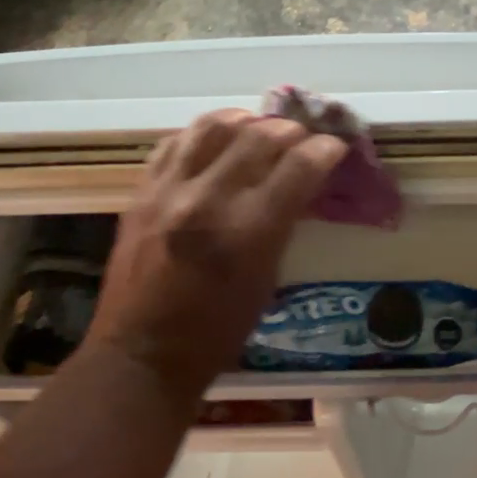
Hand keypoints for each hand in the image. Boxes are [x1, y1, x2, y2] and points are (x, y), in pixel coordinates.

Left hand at [86, 110, 348, 392]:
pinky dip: (202, 135)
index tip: (335, 147)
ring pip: (213, 126)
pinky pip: (175, 142)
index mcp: (248, 230)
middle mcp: (209, 199)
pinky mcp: (141, 192)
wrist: (141, 355)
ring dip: (245, 121)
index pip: (299, 165)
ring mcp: (169, 191)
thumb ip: (283, 223)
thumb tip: (300, 183)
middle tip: (303, 137)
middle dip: (291, 130)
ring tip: (258, 128)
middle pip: (260, 135)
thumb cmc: (217, 331)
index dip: (325, 149)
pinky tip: (215, 143)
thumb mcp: (268, 279)